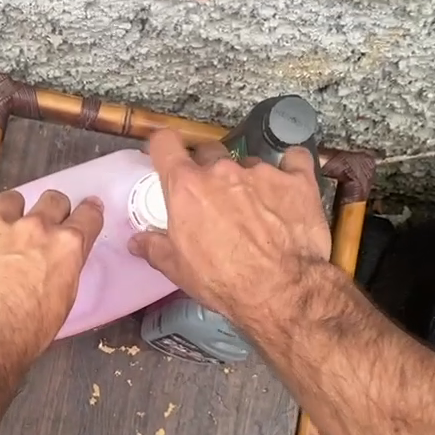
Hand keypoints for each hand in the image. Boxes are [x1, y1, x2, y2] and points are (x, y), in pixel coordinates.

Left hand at [0, 187, 104, 378]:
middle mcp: (35, 228)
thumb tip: (59, 263)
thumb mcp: (61, 306)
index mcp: (66, 248)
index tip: (87, 212)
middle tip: (43, 226)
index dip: (89, 213)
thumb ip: (64, 272)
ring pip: (12, 198)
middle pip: (52, 200)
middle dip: (52, 210)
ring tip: (4, 225)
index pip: (88, 216)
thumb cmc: (21, 336)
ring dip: (13, 210)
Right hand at [129, 130, 334, 338]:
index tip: (168, 157)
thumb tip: (137, 241)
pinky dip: (289, 170)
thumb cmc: (222, 280)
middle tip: (213, 197)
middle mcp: (222, 170)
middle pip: (208, 152)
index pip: (165, 144)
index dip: (164, 148)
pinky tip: (288, 187)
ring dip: (245, 179)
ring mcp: (262, 172)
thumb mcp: (177, 269)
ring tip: (255, 209)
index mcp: (187, 188)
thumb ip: (154, 247)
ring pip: (247, 163)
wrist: (280, 290)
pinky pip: (293, 160)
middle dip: (207, 169)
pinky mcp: (297, 180)